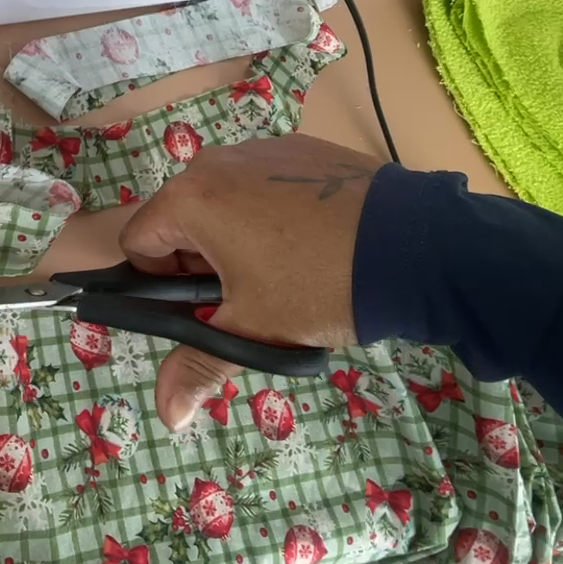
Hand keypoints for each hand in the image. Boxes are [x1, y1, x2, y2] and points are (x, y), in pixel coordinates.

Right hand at [119, 132, 384, 430]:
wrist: (424, 248)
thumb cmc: (322, 285)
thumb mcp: (257, 329)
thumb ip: (201, 366)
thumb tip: (166, 417)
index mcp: (188, 199)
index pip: (138, 242)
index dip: (162, 281)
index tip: (210, 301)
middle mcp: (211, 163)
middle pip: (178, 220)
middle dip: (201, 260)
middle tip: (251, 291)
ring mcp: (256, 149)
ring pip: (219, 200)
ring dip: (234, 234)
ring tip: (288, 266)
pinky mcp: (296, 146)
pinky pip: (260, 181)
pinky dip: (271, 209)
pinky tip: (313, 236)